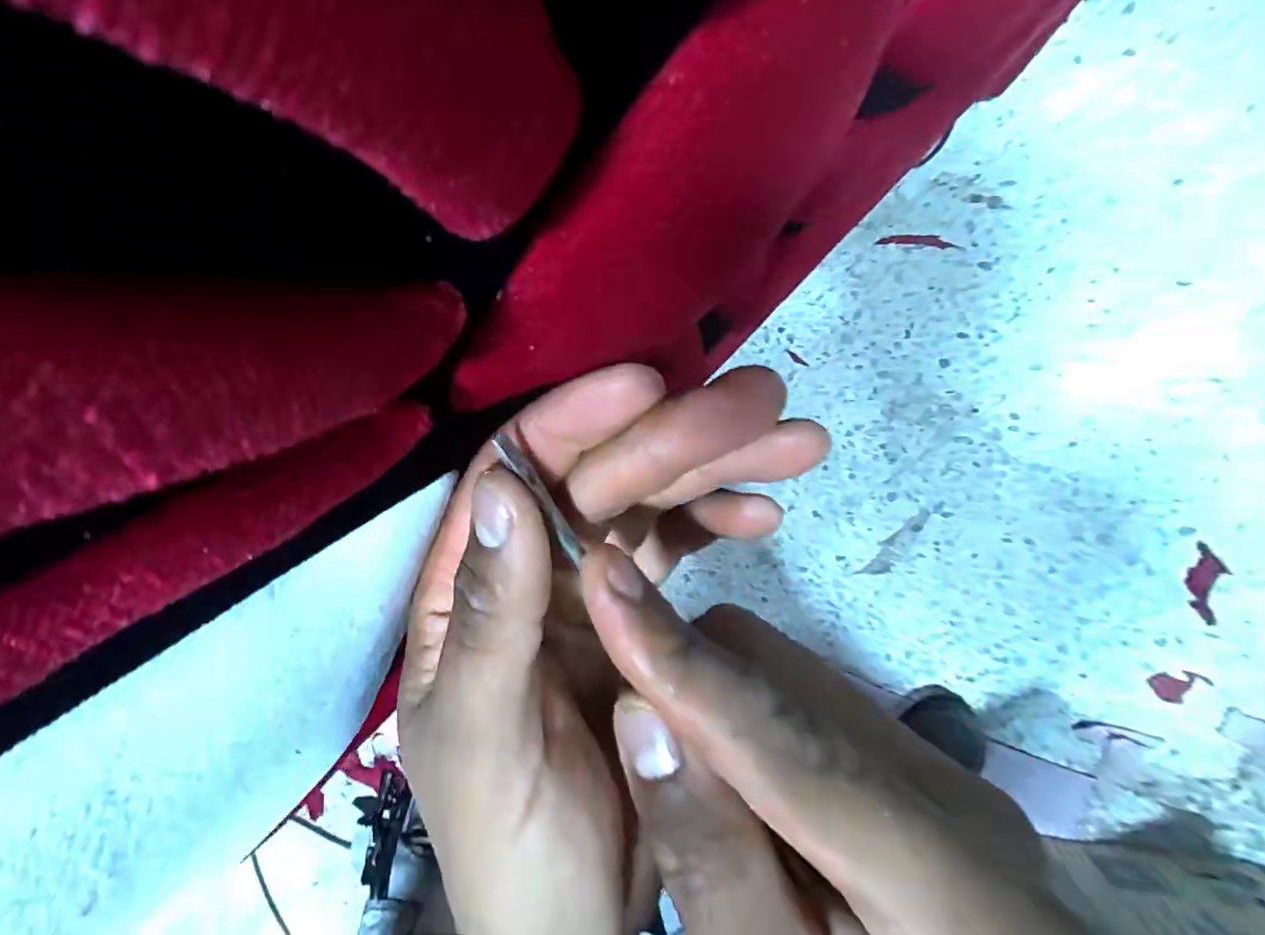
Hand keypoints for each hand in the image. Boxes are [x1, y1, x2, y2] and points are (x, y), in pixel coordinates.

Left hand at [399, 364, 829, 932]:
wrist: (576, 919)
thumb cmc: (508, 835)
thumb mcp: (481, 731)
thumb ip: (489, 615)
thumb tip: (504, 487)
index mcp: (472, 582)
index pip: (516, 473)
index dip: (575, 420)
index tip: (644, 382)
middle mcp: (530, 568)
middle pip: (599, 476)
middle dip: (673, 434)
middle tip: (758, 399)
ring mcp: (589, 588)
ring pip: (649, 501)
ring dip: (716, 466)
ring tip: (792, 440)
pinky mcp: (640, 615)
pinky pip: (680, 548)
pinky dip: (719, 521)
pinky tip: (764, 511)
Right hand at [581, 546, 1082, 934]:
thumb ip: (712, 862)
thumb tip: (639, 715)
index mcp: (943, 878)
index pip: (784, 736)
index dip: (685, 664)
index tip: (606, 581)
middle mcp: (946, 794)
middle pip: (784, 673)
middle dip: (689, 672)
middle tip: (619, 719)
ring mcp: (939, 775)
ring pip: (790, 673)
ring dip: (712, 693)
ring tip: (670, 763)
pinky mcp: (919, 773)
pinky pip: (806, 702)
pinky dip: (745, 718)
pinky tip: (728, 785)